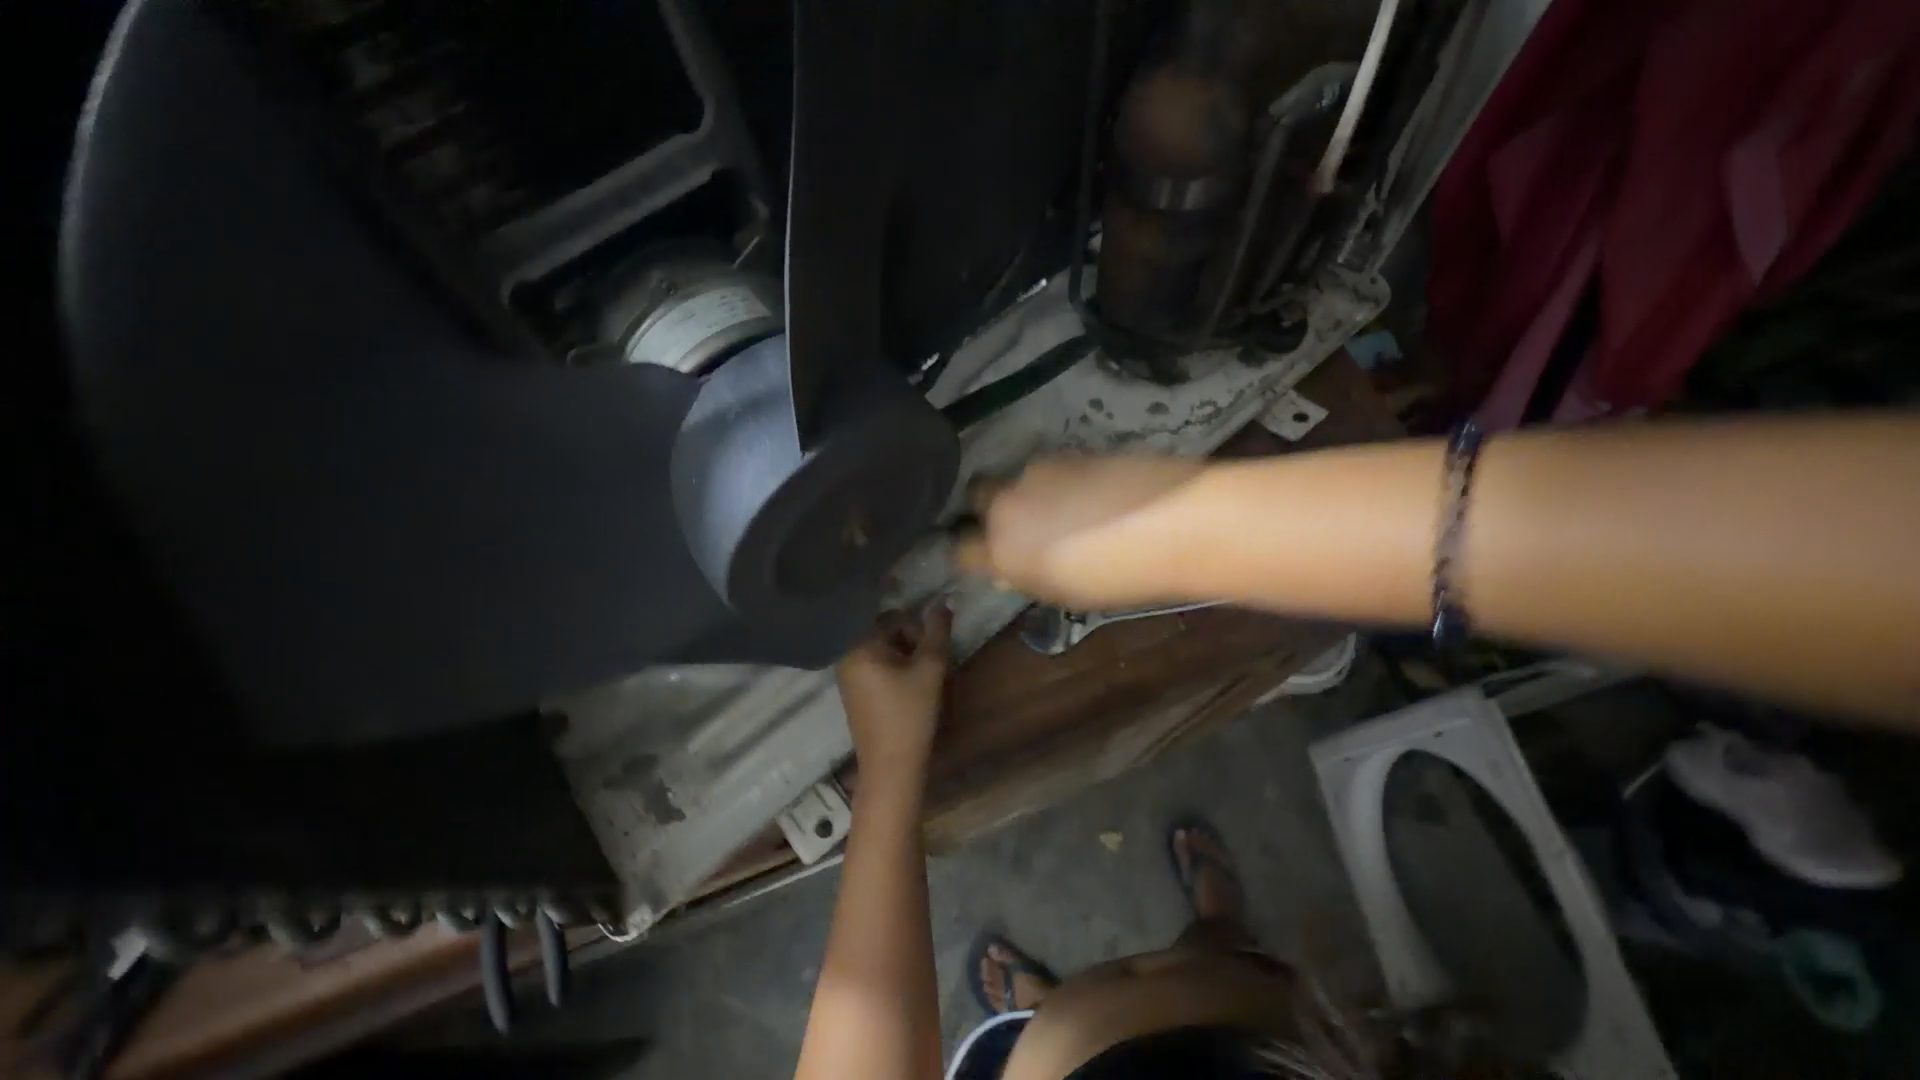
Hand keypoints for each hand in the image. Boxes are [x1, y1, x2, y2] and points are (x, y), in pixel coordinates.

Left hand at [837, 603, 952, 780]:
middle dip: (910, 642)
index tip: (930, 652)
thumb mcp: (930, 668)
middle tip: (927, 666)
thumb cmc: (911, 713)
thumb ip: (938, 631)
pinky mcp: (852, 691)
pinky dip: (892, 670)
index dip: (917, 629)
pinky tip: (906, 691)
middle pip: (884, 631)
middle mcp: (846, 655)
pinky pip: (874, 666)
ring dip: (904, 656)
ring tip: (919, 680)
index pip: (893, 617)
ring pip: (881, 649)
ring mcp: (846, 675)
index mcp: (859, 645)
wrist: (891, 765)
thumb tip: (943, 601)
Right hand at [953, 455, 1207, 607]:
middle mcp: (1009, 504)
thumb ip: (1027, 575)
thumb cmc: (1121, 578)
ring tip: (1068, 511)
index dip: (969, 552)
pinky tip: (1094, 496)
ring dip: (1032, 493)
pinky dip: (1062, 481)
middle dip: (989, 507)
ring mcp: (1040, 472)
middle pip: (978, 496)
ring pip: (1019, 479)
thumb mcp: (1065, 592)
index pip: (960, 548)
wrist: (1177, 524)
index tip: (983, 556)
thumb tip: (1011, 567)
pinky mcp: (1072, 451)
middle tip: (1021, 525)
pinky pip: (1053, 469)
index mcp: (1003, 549)